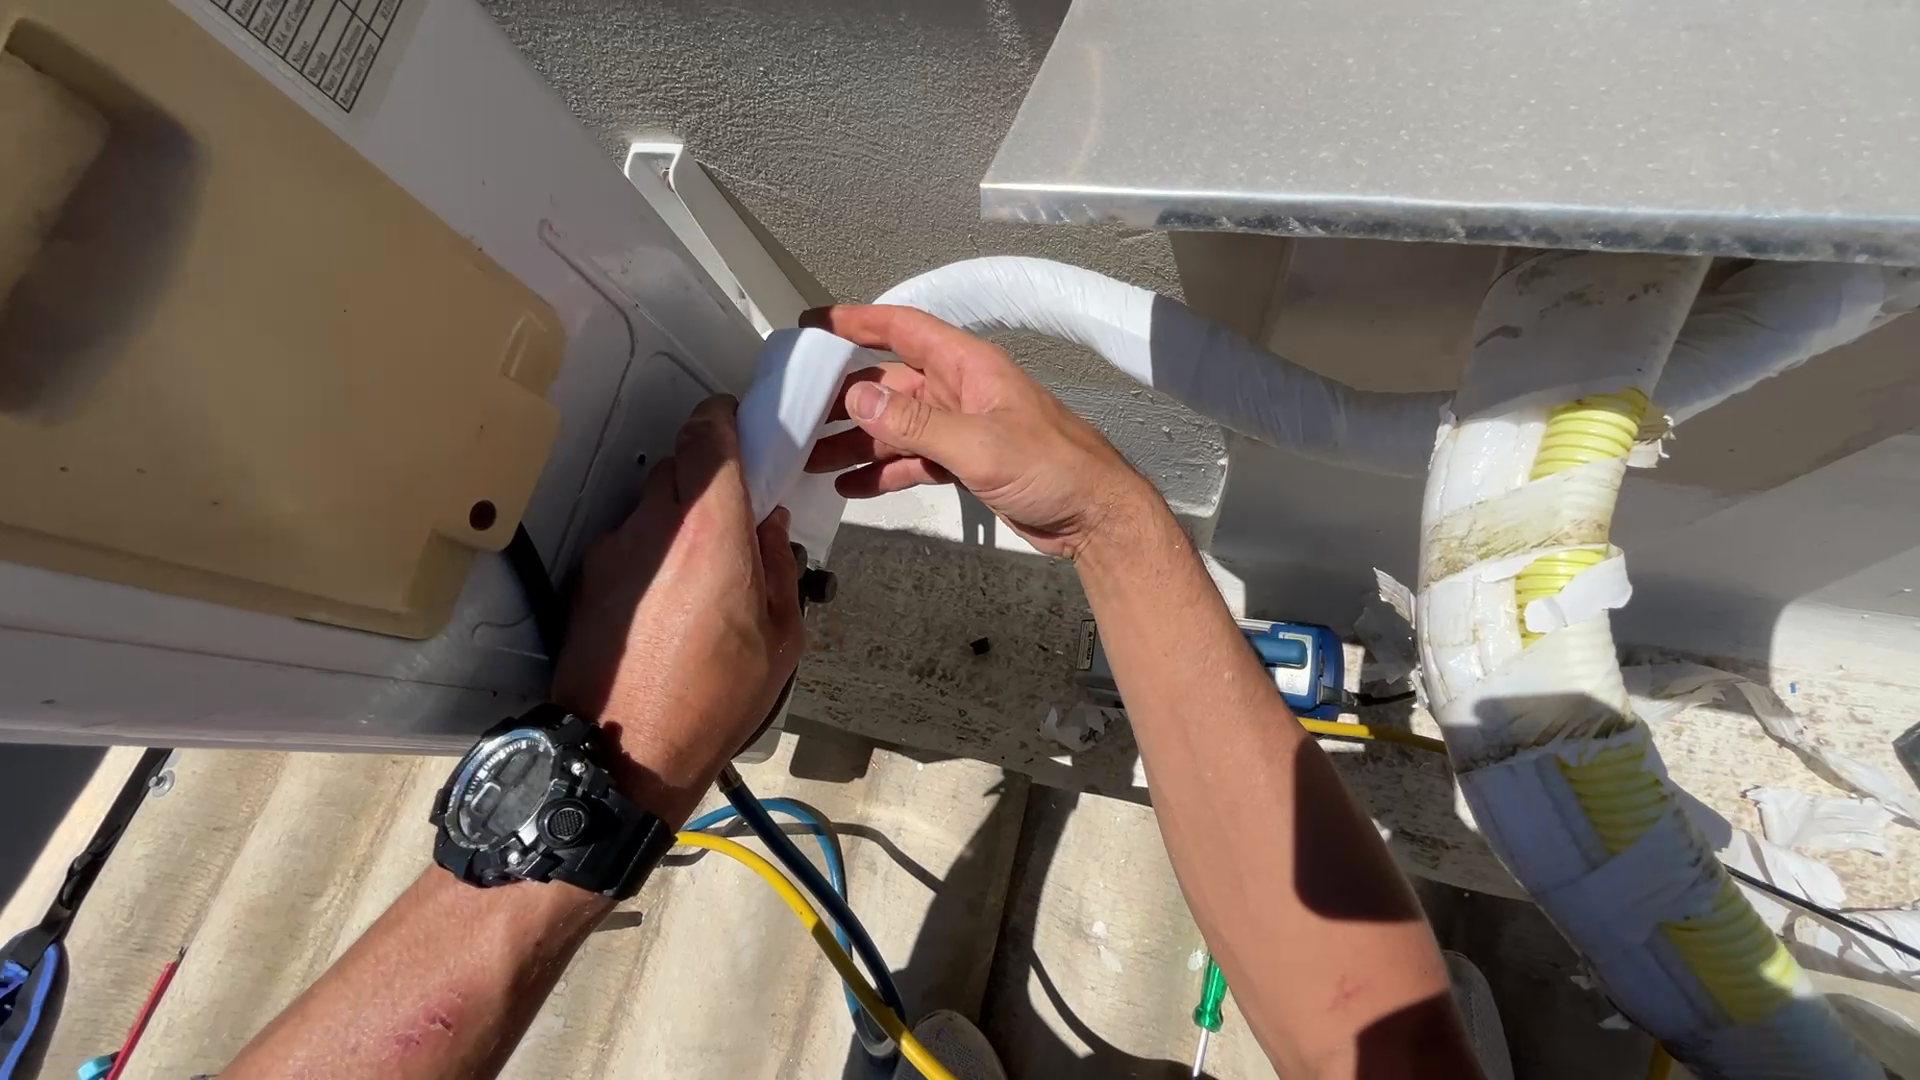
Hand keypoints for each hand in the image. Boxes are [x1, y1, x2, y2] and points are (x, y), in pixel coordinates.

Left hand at [551, 396, 803, 822]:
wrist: (624, 754)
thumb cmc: (713, 699)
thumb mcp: (781, 635)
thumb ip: (779, 567)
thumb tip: (770, 530)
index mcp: (713, 533)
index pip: (708, 435)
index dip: (725, 417)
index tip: (742, 424)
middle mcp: (655, 530)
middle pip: (679, 463)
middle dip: (710, 474)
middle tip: (736, 512)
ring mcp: (613, 553)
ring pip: (652, 504)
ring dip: (680, 518)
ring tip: (702, 572)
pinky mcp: (587, 580)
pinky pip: (628, 543)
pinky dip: (652, 552)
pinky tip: (667, 601)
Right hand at [802, 305, 1149, 558]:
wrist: (1093, 516)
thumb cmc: (1053, 468)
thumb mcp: (979, 443)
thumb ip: (917, 422)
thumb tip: (859, 396)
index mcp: (968, 368)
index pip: (903, 330)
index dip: (856, 323)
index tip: (813, 326)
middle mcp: (959, 391)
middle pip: (890, 383)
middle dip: (844, 398)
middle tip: (799, 414)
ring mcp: (961, 428)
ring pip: (896, 427)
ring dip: (856, 442)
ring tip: (812, 461)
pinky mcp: (964, 463)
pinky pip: (913, 461)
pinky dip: (884, 473)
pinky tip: (852, 486)